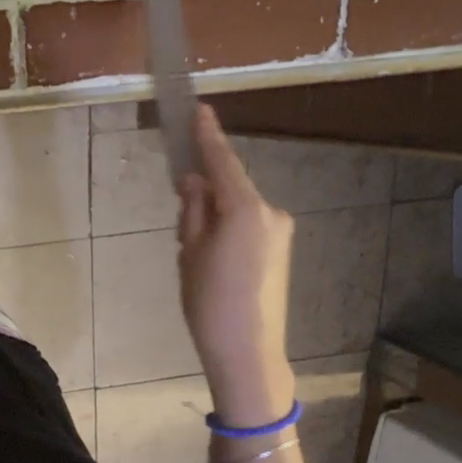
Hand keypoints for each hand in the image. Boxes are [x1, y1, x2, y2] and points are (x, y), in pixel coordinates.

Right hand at [176, 104, 297, 426]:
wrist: (247, 352)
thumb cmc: (210, 304)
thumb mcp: (189, 253)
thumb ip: (192, 211)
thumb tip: (194, 182)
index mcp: (244, 209)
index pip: (221, 163)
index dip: (207, 136)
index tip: (199, 110)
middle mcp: (270, 212)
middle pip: (230, 187)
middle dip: (204, 193)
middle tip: (180, 225)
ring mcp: (280, 231)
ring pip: (239, 209)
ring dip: (215, 216)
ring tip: (194, 256)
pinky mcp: (281, 250)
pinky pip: (249, 226)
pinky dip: (228, 230)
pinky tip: (212, 262)